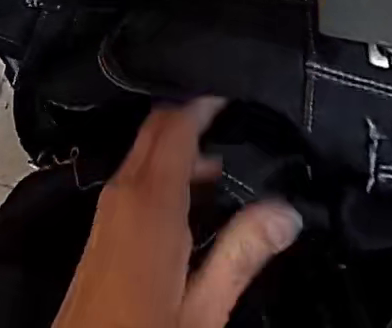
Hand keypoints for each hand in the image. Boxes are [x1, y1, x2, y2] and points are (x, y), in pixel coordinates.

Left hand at [54, 97, 303, 327]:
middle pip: (157, 127)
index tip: (235, 85)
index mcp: (149, 200)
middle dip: (193, 111)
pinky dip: (167, 166)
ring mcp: (109, 208)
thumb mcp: (201, 310)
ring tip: (228, 151)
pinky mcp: (104, 227)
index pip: (175, 123)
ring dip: (182, 142)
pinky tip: (198, 192)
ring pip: (146, 149)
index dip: (203, 98)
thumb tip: (287, 212)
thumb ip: (242, 254)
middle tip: (236, 108)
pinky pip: (137, 174)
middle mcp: (124, 191)